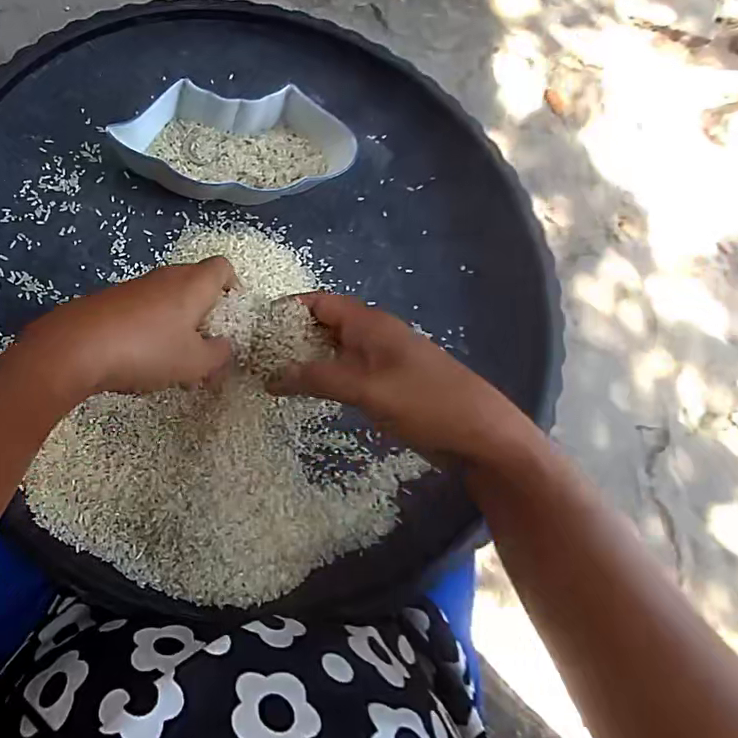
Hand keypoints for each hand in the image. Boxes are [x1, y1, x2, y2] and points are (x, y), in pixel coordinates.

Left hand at [18, 256, 235, 395]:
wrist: (75, 347)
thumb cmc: (146, 350)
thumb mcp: (193, 363)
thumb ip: (218, 355)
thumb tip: (224, 348)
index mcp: (192, 284)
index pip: (222, 267)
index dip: (233, 286)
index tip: (231, 315)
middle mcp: (164, 278)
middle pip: (194, 285)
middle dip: (204, 315)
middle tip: (205, 347)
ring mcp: (133, 288)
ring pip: (167, 301)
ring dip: (176, 327)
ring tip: (173, 364)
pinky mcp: (109, 302)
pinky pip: (141, 312)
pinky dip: (149, 331)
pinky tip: (140, 363)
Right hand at [270, 292, 539, 466]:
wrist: (481, 436)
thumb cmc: (426, 402)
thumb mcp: (366, 388)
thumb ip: (317, 379)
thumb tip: (271, 377)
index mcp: (370, 324)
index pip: (320, 302)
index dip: (288, 308)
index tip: (256, 325)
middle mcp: (373, 336)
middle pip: (324, 325)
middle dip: (290, 336)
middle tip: (256, 354)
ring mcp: (381, 362)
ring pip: (333, 351)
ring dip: (305, 359)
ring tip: (271, 374)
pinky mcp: (386, 386)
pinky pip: (346, 373)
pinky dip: (323, 378)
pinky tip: (306, 393)